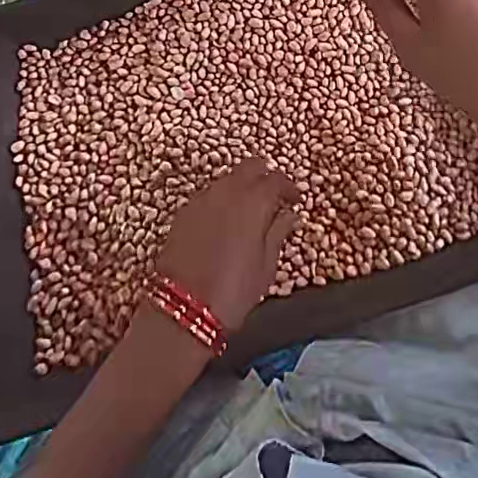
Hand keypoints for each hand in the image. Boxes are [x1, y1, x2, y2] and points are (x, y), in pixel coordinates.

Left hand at [155, 157, 298, 331]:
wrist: (182, 310)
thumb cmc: (232, 291)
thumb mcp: (266, 265)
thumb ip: (278, 232)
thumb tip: (290, 215)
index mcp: (253, 202)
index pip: (276, 179)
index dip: (289, 187)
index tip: (295, 199)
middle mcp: (226, 192)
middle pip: (250, 167)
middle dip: (266, 175)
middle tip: (275, 195)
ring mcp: (202, 200)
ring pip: (228, 178)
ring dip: (243, 186)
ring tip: (252, 210)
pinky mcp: (184, 213)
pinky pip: (209, 194)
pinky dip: (223, 199)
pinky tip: (227, 220)